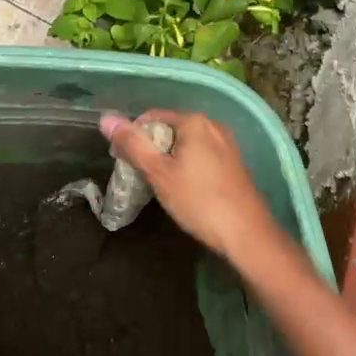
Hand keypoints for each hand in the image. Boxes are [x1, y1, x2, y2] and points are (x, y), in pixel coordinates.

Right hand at [99, 109, 279, 262]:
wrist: (249, 237)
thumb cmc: (199, 201)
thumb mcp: (158, 173)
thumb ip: (132, 144)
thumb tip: (105, 118)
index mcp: (194, 121)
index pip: (151, 117)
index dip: (133, 138)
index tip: (126, 162)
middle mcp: (212, 125)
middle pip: (169, 129)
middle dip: (152, 149)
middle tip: (142, 176)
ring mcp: (227, 144)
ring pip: (186, 144)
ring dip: (169, 159)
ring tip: (161, 185)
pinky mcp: (234, 164)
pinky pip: (202, 155)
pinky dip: (188, 166)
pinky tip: (186, 190)